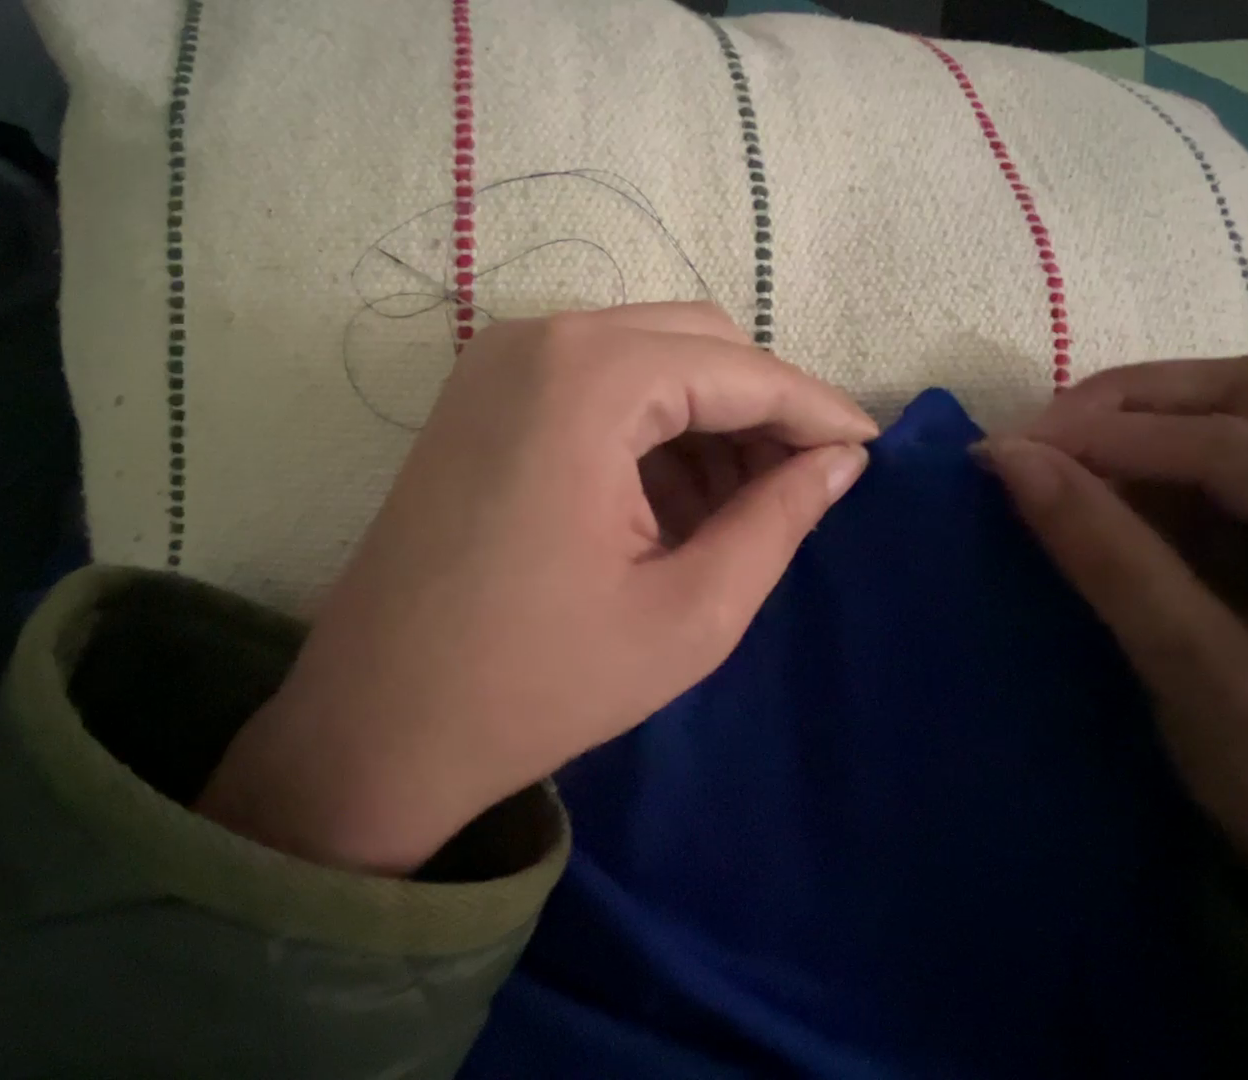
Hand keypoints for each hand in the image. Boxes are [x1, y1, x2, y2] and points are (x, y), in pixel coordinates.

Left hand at [196, 303, 876, 874]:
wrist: (379, 724)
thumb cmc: (539, 682)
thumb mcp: (689, 613)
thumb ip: (777, 520)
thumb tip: (840, 462)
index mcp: (587, 377)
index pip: (739, 367)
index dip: (815, 409)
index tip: (868, 450)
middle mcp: (534, 339)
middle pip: (691, 342)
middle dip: (760, 406)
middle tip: (806, 482)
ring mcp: (492, 365)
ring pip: (641, 359)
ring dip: (705, 417)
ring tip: (743, 504)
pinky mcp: (475, 402)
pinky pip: (589, 387)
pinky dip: (646, 428)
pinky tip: (672, 500)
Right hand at [985, 354, 1247, 959]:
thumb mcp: (1197, 680)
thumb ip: (1106, 557)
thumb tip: (1009, 461)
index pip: (1242, 445)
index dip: (1109, 437)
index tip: (1002, 448)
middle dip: (1133, 408)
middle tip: (1032, 443)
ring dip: (1150, 430)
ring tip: (1060, 463)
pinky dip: (1171, 473)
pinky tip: (1115, 499)